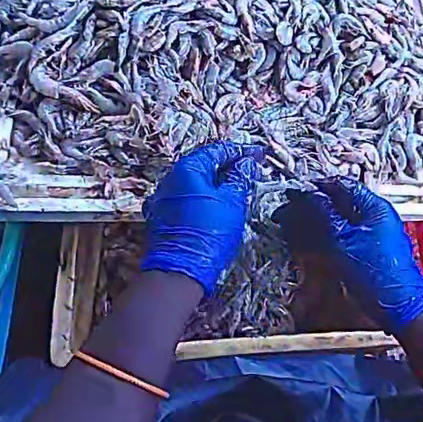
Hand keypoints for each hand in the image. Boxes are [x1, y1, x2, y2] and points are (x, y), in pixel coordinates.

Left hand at [141, 141, 263, 293]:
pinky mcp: (163, 217)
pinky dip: (205, 198)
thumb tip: (246, 164)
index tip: (258, 154)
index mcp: (187, 169)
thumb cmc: (208, 233)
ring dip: (217, 184)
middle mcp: (170, 180)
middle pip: (204, 165)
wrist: (180, 271)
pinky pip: (188, 199)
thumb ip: (239, 178)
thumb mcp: (232, 202)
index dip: (240, 152)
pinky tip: (219, 206)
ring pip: (196, 184)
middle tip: (251, 171)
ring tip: (239, 188)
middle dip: (228, 167)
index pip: (216, 150)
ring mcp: (164, 199)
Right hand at [275, 178, 422, 329]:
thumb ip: (324, 214)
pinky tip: (305, 242)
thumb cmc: (381, 274)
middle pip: (335, 203)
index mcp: (374, 207)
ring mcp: (367, 236)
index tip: (294, 193)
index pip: (341, 185)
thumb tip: (306, 195)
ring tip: (290, 225)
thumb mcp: (345, 239)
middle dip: (309, 206)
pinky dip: (319, 237)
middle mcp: (372, 218)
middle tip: (287, 211)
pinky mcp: (361, 252)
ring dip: (311, 221)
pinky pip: (336, 237)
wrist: (397, 308)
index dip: (315, 187)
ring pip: (333, 221)